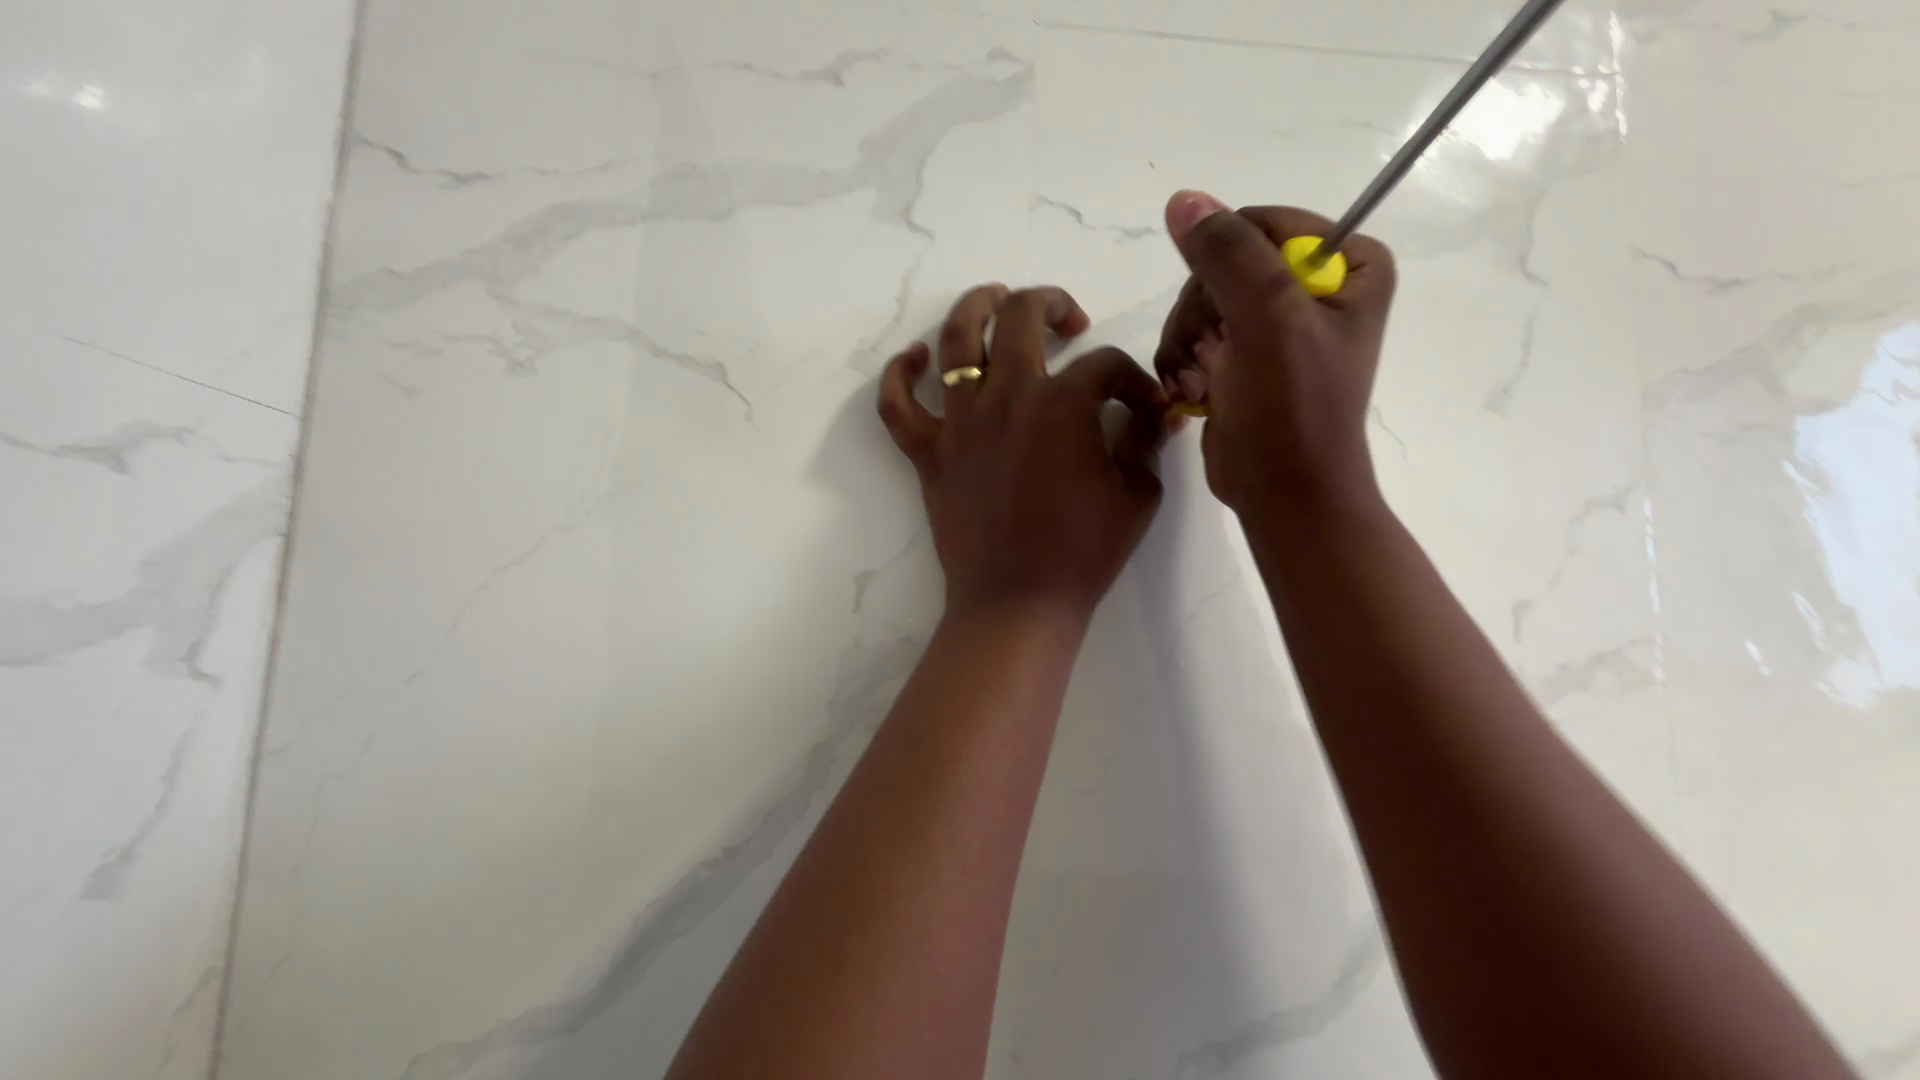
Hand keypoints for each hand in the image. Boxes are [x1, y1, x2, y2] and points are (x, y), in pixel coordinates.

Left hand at [878, 284, 1168, 618]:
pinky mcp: (928, 452)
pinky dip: (900, 374)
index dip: (1133, 380)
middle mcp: (1008, 396)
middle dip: (1052, 303)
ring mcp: (960, 422)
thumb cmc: (1083, 552)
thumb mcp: (1138, 494)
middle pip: (1021, 316)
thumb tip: (1154, 414)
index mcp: (1064, 403)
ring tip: (994, 298)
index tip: (1144, 407)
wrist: (1019, 599)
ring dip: (976, 306)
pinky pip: (898, 404)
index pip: (1105, 364)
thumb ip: (1144, 442)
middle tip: (1068, 319)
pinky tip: (916, 357)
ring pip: (955, 339)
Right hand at [1153, 191, 1396, 513]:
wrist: (1283, 494)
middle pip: (1224, 264)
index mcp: (1349, 264)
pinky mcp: (1244, 357)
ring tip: (1200, 383)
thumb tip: (1182, 202)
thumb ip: (1228, 254)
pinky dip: (1183, 363)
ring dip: (1187, 343)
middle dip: (1203, 314)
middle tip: (1211, 357)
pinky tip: (1192, 392)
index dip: (1227, 264)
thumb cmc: (1292, 410)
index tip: (1227, 317)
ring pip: (1200, 300)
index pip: (1262, 224)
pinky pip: (1194, 333)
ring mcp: (1276, 324)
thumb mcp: (1268, 320)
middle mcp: (1314, 288)